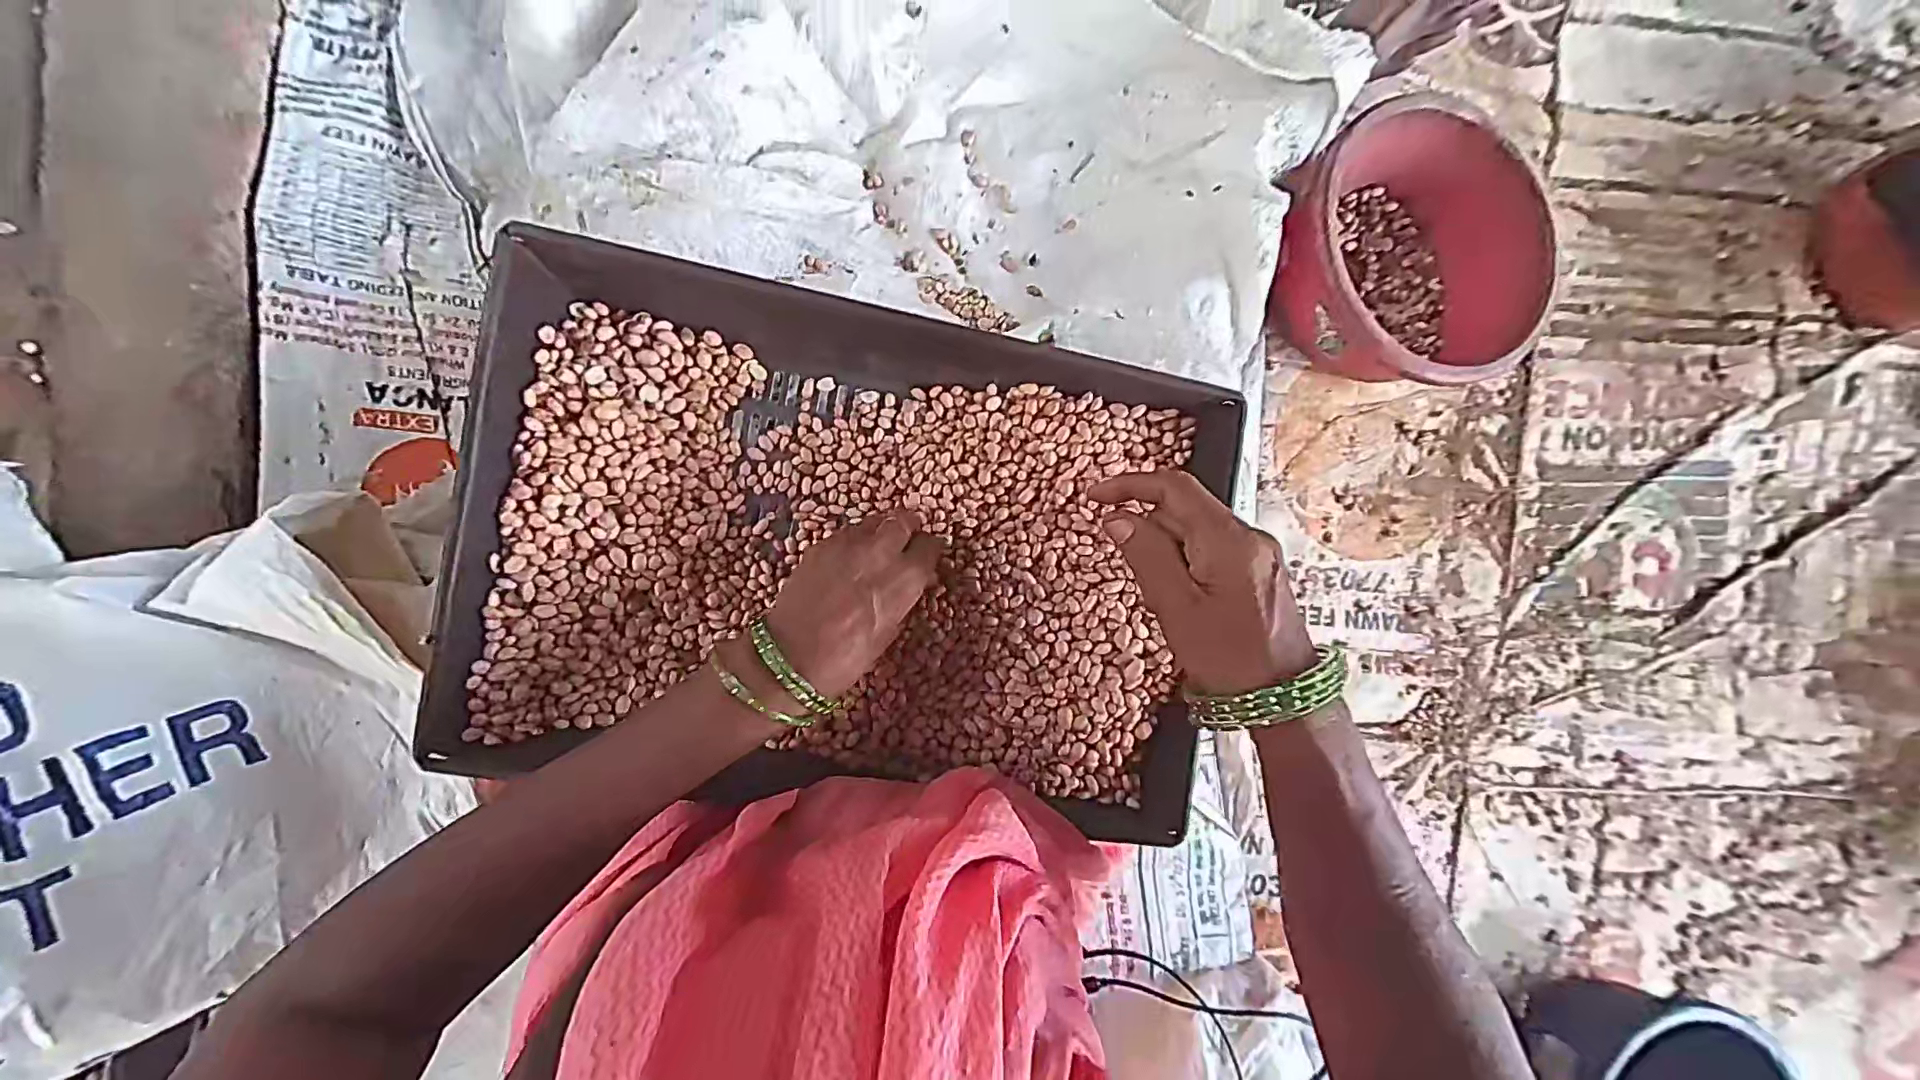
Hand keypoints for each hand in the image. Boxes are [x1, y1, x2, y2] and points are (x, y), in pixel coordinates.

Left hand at [762, 509, 944, 699]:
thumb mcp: (887, 632)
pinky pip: (847, 533)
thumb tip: (914, 583)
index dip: (930, 550)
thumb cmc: (846, 658)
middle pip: (903, 521)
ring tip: (878, 549)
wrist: (790, 657)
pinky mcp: (821, 546)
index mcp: (903, 579)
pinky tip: (850, 559)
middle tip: (907, 540)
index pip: (929, 547)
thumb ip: (903, 599)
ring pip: (874, 522)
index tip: (927, 556)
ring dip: (882, 531)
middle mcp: (879, 554)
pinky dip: (855, 541)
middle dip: (909, 528)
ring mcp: (847, 545)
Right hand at [1089, 470, 1316, 695]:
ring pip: (1196, 532)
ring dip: (1167, 553)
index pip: (1174, 487)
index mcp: (1228, 540)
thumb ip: (1146, 556)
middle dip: (1150, 532)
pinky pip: (1211, 551)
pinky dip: (1186, 564)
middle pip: (1185, 510)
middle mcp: (1248, 537)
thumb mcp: (1176, 609)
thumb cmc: (1231, 660)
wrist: (1285, 700)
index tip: (1095, 497)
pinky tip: (1186, 601)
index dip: (1130, 485)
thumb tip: (1118, 519)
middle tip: (1138, 578)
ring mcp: (1257, 553)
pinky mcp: (1258, 570)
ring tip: (1168, 602)